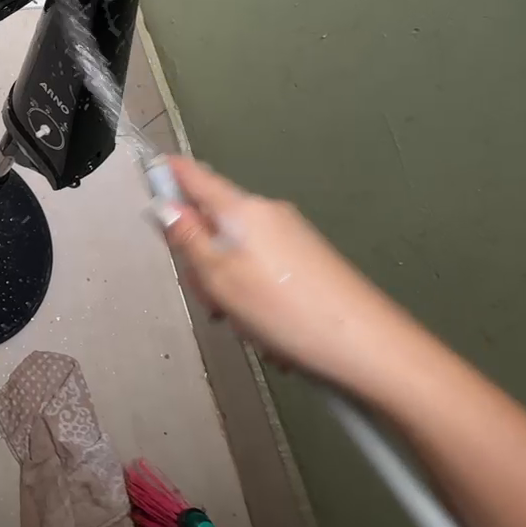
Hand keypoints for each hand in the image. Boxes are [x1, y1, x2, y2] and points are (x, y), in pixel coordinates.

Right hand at [153, 157, 423, 393]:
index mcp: (241, 208)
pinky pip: (262, 269)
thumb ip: (185, 238)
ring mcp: (292, 238)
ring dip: (227, 284)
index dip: (164, 176)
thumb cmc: (286, 311)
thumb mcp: (218, 277)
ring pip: (235, 250)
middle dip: (198, 255)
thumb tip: (164, 205)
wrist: (377, 353)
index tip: (148, 194)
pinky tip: (269, 331)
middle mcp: (267, 213)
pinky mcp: (311, 263)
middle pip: (211, 219)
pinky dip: (255, 296)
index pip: (190, 173)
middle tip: (209, 294)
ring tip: (244, 322)